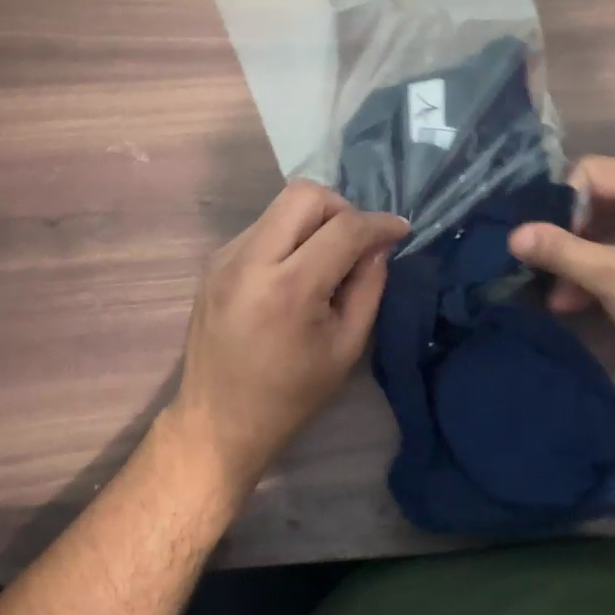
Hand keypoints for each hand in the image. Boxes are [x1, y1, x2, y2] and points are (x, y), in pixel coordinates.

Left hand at [163, 181, 408, 487]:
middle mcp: (251, 261)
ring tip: (327, 260)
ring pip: (281, 206)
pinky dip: (289, 236)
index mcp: (289, 289)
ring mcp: (225, 257)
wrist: (218, 420)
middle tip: (356, 242)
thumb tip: (379, 245)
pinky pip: (262, 227)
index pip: (344, 228)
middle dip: (342, 208)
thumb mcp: (347, 347)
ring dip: (314, 221)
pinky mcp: (214, 262)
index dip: (380, 223)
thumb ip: (369, 287)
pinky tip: (295, 272)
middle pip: (305, 194)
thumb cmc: (291, 395)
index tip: (400, 230)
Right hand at [508, 156, 614, 391]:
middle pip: (598, 200)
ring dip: (580, 259)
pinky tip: (577, 300)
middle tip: (544, 269)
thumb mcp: (608, 275)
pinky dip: (601, 269)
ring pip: (608, 229)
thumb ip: (559, 250)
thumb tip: (513, 234)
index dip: (564, 203)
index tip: (550, 241)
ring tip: (558, 296)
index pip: (591, 171)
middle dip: (569, 237)